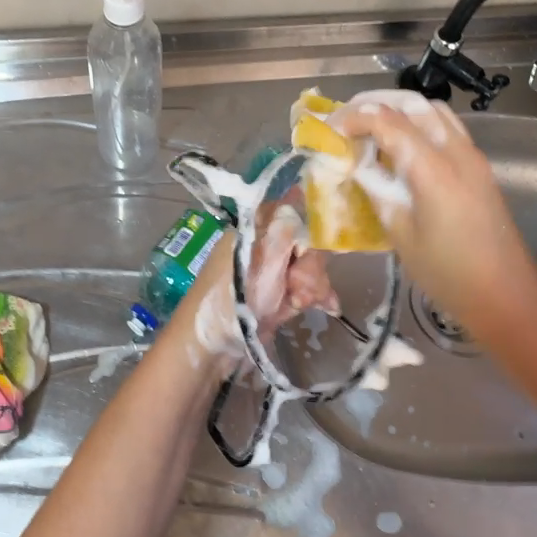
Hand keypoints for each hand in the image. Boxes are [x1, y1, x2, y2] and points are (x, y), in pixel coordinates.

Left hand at [176, 202, 337, 370]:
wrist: (212, 348)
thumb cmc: (233, 299)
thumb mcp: (262, 261)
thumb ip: (285, 229)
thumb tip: (300, 189)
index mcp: (255, 226)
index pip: (297, 212)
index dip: (310, 234)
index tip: (308, 255)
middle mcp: (264, 242)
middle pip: (308, 242)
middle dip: (311, 268)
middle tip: (298, 289)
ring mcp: (271, 268)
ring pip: (311, 266)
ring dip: (313, 286)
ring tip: (297, 306)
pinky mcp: (278, 292)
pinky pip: (307, 286)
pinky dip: (315, 296)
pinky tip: (324, 307)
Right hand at [329, 98, 536, 339]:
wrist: (506, 297)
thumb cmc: (448, 273)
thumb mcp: (400, 232)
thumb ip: (376, 189)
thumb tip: (354, 163)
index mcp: (433, 169)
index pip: (387, 121)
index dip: (354, 118)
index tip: (329, 128)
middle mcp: (455, 152)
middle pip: (412, 103)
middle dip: (376, 103)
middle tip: (347, 119)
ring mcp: (472, 157)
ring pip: (433, 110)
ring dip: (400, 110)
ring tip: (372, 129)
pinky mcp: (479, 167)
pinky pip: (446, 128)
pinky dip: (419, 124)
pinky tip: (402, 148)